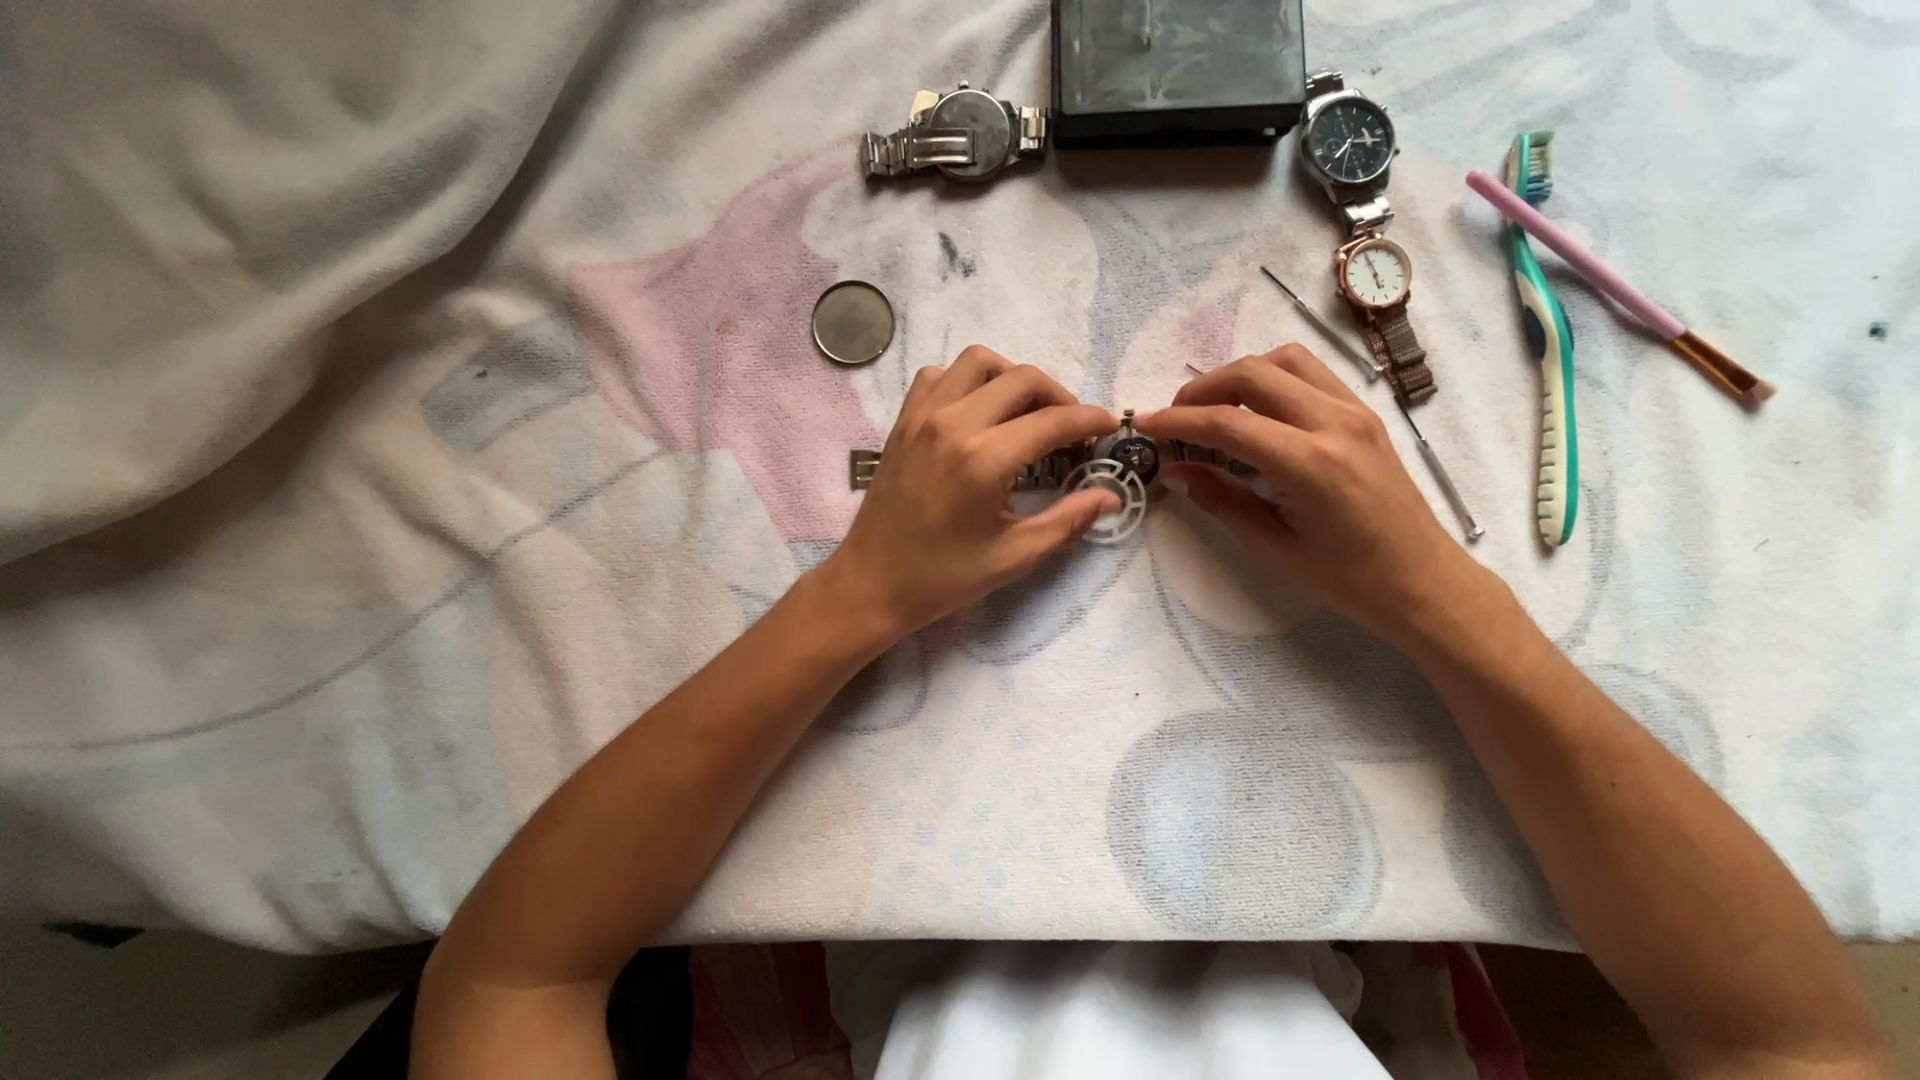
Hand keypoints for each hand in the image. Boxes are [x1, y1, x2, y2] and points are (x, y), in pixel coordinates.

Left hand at [820, 346, 1120, 637]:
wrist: (872, 583)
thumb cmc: (944, 576)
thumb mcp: (1014, 555)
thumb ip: (1068, 520)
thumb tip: (1111, 496)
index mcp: (983, 460)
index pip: (1053, 420)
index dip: (1090, 419)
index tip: (1109, 426)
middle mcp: (953, 424)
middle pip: (1022, 378)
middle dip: (1059, 396)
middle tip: (1070, 428)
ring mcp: (922, 416)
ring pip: (978, 362)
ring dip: (1012, 378)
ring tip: (1025, 413)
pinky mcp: (903, 421)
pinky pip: (939, 376)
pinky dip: (966, 382)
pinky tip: (977, 413)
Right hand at [1134, 345, 1486, 642]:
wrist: (1423, 580)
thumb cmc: (1348, 578)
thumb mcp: (1274, 546)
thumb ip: (1221, 500)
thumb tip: (1174, 471)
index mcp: (1311, 463)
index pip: (1228, 423)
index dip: (1177, 421)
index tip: (1144, 425)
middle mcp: (1335, 422)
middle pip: (1252, 374)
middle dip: (1202, 390)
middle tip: (1175, 419)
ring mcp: (1355, 411)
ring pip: (1283, 360)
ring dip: (1239, 375)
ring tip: (1214, 410)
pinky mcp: (1364, 413)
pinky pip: (1310, 372)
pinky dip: (1272, 378)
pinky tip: (1255, 410)